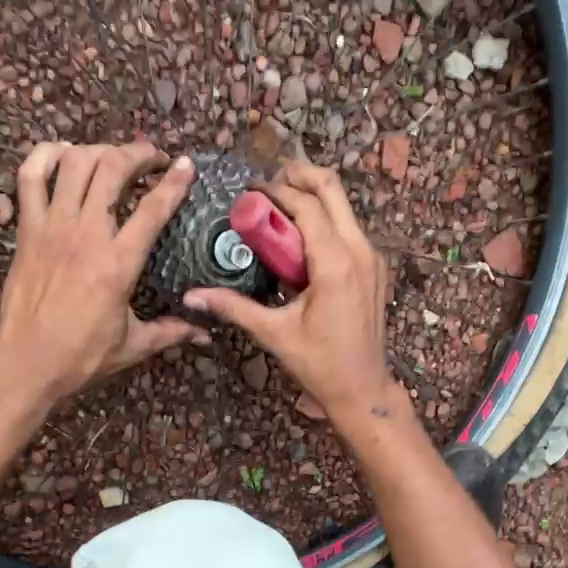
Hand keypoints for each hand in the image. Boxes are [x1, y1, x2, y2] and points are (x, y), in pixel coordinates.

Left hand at [0, 142, 206, 400]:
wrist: (28, 361)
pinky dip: (45, 156)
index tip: (186, 165)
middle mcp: (86, 235)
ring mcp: (53, 227)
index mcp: (118, 264)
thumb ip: (170, 331)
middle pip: (112, 169)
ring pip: (74, 162)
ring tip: (112, 158)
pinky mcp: (28, 229)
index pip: (153, 209)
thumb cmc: (83, 356)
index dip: (174, 182)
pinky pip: (30, 176)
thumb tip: (204, 334)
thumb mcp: (134, 345)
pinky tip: (62, 154)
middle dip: (137, 154)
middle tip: (152, 159)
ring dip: (98, 150)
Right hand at [182, 162, 395, 417]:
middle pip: (332, 188)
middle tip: (267, 185)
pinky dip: (326, 220)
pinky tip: (301, 240)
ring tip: (280, 209)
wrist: (363, 390)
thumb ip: (233, 307)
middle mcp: (360, 251)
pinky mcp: (375, 268)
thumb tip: (192, 295)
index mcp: (336, 264)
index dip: (274, 192)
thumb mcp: (274, 334)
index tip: (248, 192)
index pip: (305, 205)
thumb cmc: (320, 365)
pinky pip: (350, 228)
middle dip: (299, 176)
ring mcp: (372, 258)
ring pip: (344, 206)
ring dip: (313, 197)